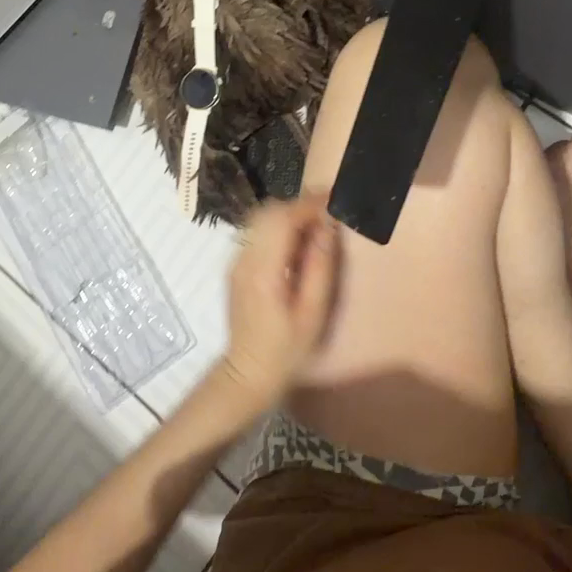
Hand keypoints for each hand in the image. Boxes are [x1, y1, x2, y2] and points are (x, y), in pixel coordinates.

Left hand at [216, 197, 339, 415]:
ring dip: (289, 214)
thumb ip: (320, 265)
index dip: (309, 205)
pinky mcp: (236, 265)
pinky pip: (257, 232)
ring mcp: (236, 260)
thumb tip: (328, 225)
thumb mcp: (313, 311)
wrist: (248, 371)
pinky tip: (296, 243)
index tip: (334, 200)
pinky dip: (278, 226)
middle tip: (329, 213)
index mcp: (264, 270)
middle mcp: (244, 258)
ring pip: (261, 218)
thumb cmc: (287, 348)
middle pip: (269, 211)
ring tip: (316, 226)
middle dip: (300, 205)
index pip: (283, 219)